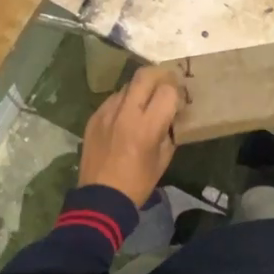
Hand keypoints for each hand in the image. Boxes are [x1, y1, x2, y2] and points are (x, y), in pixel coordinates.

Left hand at [79, 64, 183, 206]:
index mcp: (147, 127)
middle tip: (166, 84)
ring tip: (145, 103)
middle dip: (160, 75)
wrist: (101, 198)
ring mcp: (106, 113)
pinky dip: (124, 102)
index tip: (179, 100)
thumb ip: (168, 133)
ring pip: (127, 86)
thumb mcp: (163, 159)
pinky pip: (112, 100)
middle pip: (145, 75)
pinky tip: (126, 116)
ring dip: (140, 89)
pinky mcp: (93, 118)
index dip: (177, 92)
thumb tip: (171, 116)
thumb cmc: (138, 183)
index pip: (167, 90)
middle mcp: (126, 113)